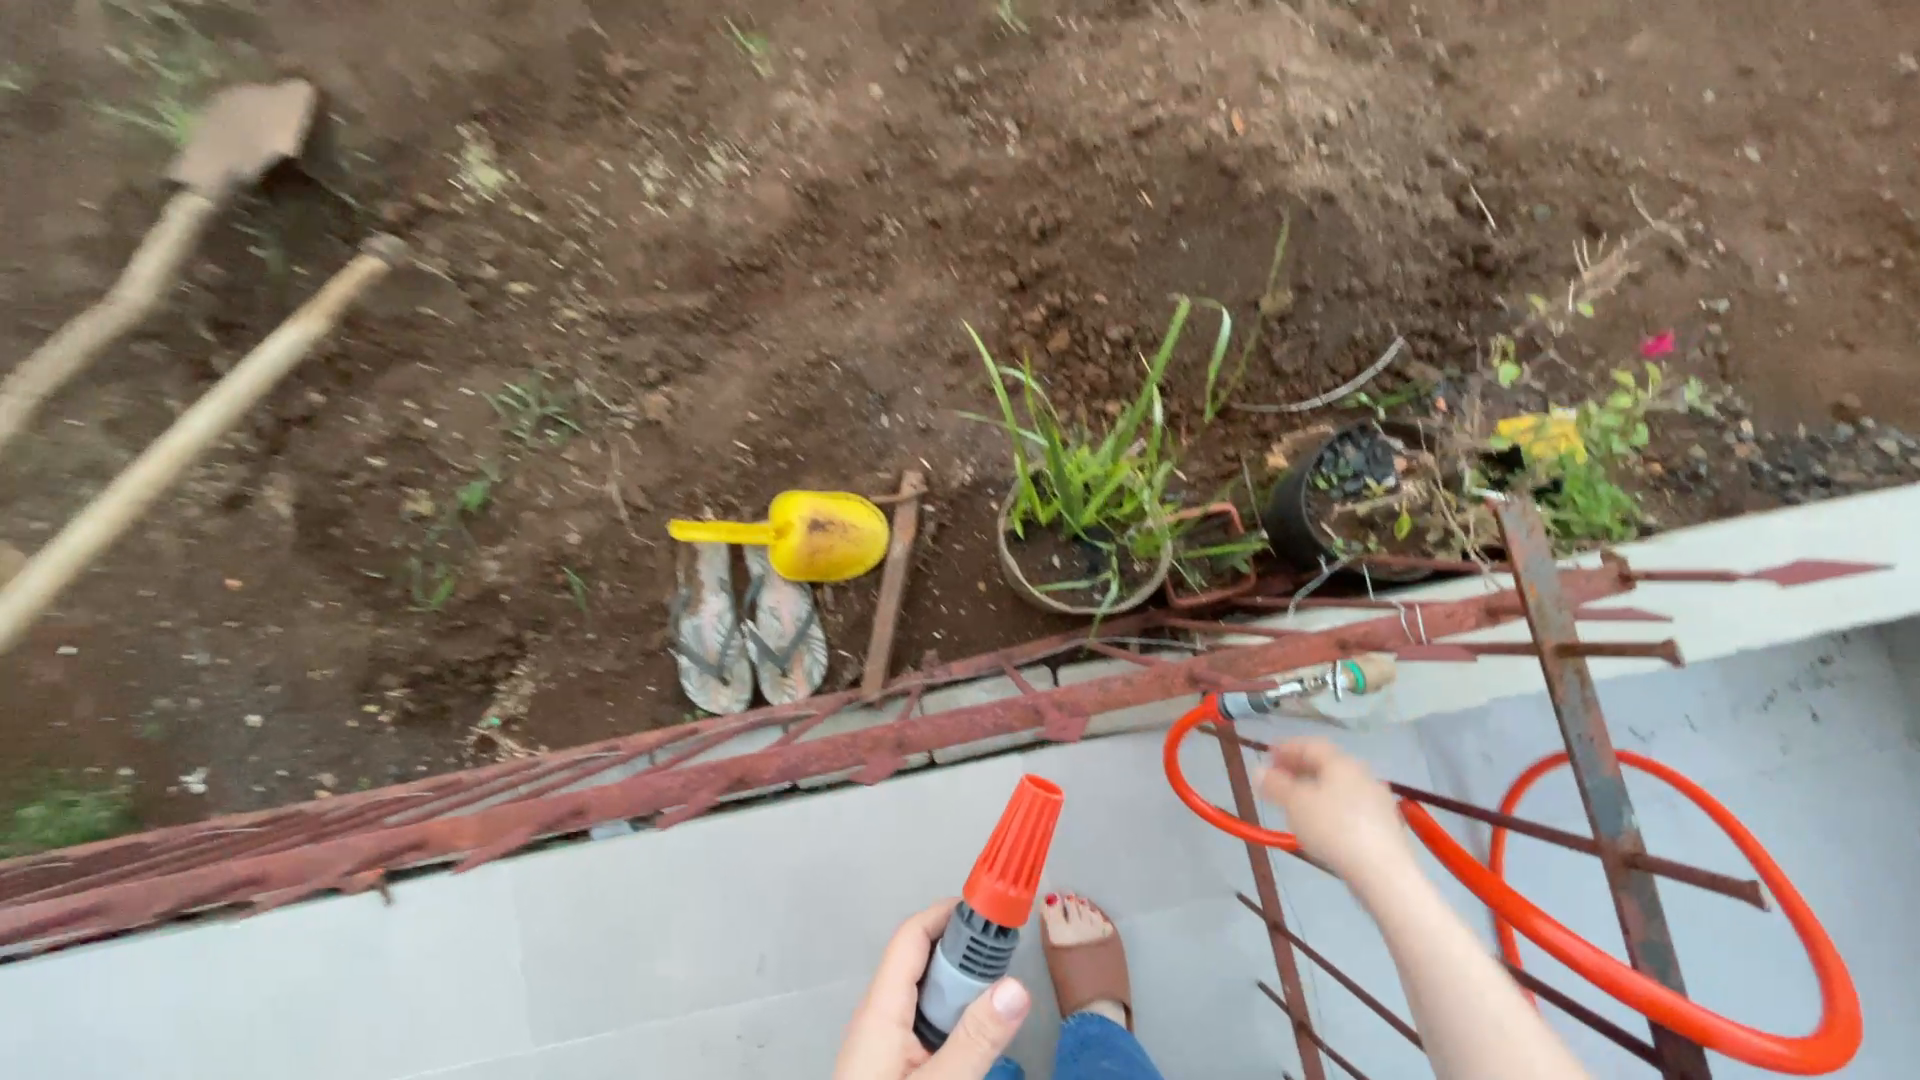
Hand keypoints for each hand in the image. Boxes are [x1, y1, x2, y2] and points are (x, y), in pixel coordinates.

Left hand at [833, 899, 1031, 1079]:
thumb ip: (977, 1040)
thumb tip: (1017, 985)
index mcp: (879, 1010)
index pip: (911, 936)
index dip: (948, 913)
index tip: (992, 910)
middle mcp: (876, 1017)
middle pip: (921, 962)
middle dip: (964, 954)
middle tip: (1008, 959)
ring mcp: (881, 1043)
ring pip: (925, 996)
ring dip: (961, 990)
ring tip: (998, 997)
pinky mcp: (889, 1065)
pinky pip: (924, 1025)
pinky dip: (952, 1020)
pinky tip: (975, 1039)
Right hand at [1257, 737, 1414, 890]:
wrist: (1383, 872)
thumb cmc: (1333, 829)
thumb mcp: (1294, 804)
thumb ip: (1275, 785)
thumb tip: (1259, 771)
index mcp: (1341, 763)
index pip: (1310, 745)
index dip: (1286, 748)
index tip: (1267, 755)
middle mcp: (1362, 775)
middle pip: (1326, 765)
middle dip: (1299, 769)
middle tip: (1277, 778)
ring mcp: (1377, 800)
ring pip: (1339, 787)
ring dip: (1314, 788)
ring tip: (1295, 803)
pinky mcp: (1384, 825)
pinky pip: (1350, 806)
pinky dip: (1330, 806)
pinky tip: (1321, 824)